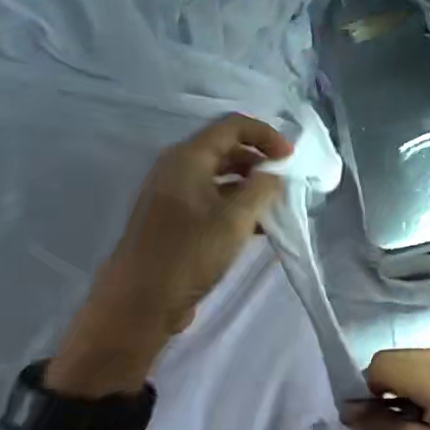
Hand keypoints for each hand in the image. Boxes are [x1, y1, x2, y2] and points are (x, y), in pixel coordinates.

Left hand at [51, 114, 292, 394]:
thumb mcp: (236, 219)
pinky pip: (210, 197)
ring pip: (219, 175)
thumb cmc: (189, 254)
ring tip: (274, 209)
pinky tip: (256, 227)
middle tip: (285, 184)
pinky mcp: (172, 218)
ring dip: (249, 186)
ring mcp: (171, 194)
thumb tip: (275, 174)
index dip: (266, 136)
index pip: (233, 126)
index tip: (290, 159)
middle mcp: (176, 168)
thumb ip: (262, 188)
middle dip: (259, 161)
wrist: (138, 303)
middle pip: (226, 148)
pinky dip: (234, 204)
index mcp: (188, 158)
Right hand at [345, 347, 429, 429]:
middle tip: (386, 425)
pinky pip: (422, 362)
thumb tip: (350, 410)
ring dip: (396, 385)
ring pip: (405, 358)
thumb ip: (384, 427)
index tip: (366, 422)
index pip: (379, 365)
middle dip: (379, 387)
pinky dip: (413, 382)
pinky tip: (424, 411)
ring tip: (407, 422)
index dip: (365, 391)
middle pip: (391, 358)